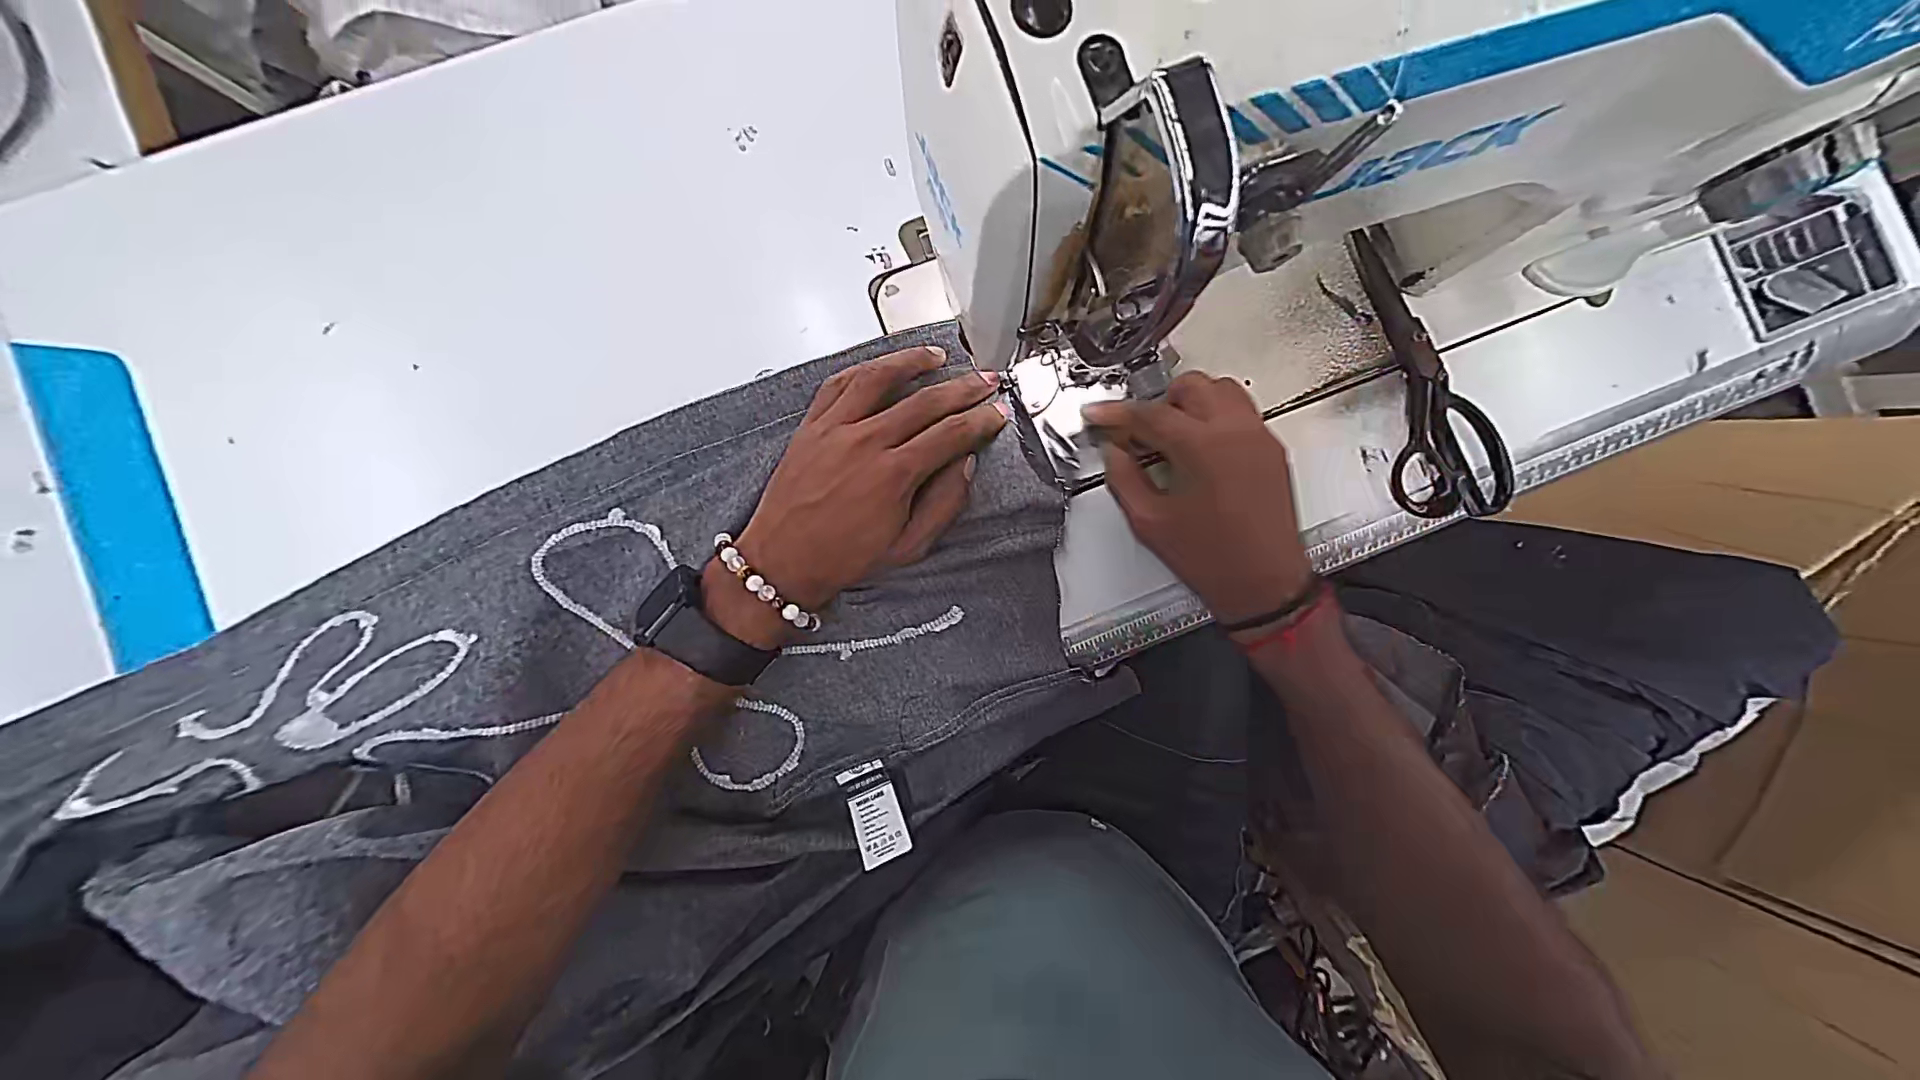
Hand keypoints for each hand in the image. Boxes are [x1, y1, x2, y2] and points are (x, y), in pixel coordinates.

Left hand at [704, 346, 1007, 647]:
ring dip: (913, 361)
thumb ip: (943, 504)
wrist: (784, 561)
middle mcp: (865, 444)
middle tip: (983, 380)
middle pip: (925, 401)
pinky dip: (863, 369)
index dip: (981, 420)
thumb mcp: (908, 547)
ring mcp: (835, 430)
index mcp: (893, 475)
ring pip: (880, 378)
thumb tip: (965, 467)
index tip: (995, 414)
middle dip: (963, 387)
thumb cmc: (841, 558)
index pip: (951, 433)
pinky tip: (879, 365)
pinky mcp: (811, 428)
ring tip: (936, 355)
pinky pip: (838, 385)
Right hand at [1082, 372, 1313, 625]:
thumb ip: (1124, 478)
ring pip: (1222, 390)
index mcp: (1204, 447)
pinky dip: (1214, 417)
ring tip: (1169, 435)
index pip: (1150, 413)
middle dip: (1158, 403)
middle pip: (1191, 386)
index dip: (1117, 412)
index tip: (1099, 414)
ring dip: (1190, 404)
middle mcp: (1237, 433)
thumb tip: (1114, 454)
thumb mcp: (1150, 522)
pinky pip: (1241, 413)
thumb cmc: (1216, 560)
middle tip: (1138, 430)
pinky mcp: (1271, 450)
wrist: (1264, 584)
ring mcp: (1259, 438)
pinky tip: (1197, 448)